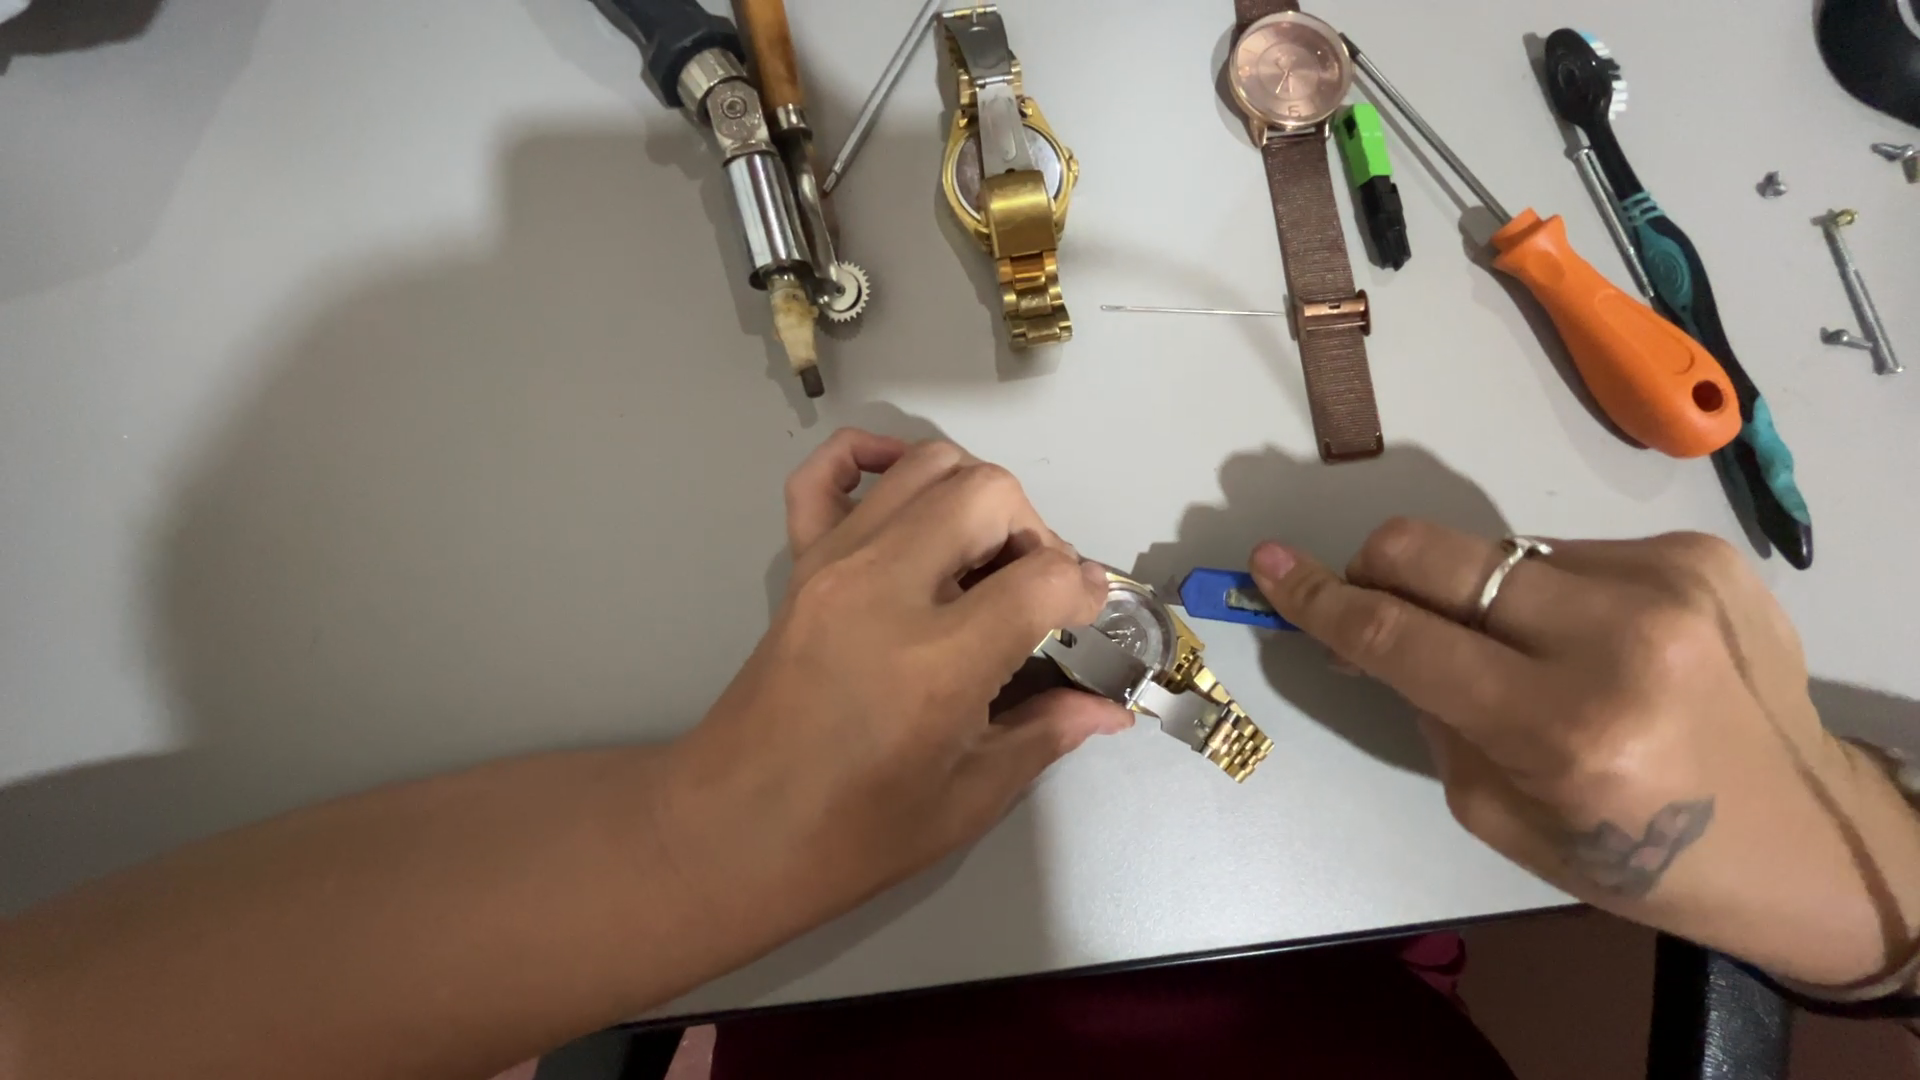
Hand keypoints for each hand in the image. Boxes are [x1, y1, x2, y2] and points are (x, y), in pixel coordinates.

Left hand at [657, 431, 1131, 952]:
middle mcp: (885, 588)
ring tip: (982, 554)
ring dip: (976, 494)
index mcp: (937, 661)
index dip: (1085, 588)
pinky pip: (827, 472)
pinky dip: (872, 454)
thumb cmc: (854, 832)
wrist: (733, 829)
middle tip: (1034, 586)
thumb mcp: (968, 797)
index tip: (1086, 611)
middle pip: (989, 491)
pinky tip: (905, 486)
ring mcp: (834, 563)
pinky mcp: (799, 561)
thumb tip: (1109, 707)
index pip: (1043, 578)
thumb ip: (1047, 733)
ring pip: (927, 466)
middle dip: (1035, 529)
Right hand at [1252, 522, 1919, 988]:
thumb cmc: (1630, 851)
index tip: (1268, 564)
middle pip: (1429, 552)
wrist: (1819, 847)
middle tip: (1370, 602)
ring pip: (1484, 548)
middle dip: (1371, 570)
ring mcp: (1667, 582)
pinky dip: (1531, 590)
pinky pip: (1551, 552)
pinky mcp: (1696, 555)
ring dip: (1461, 592)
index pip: (1395, 635)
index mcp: (1562, 725)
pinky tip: (1576, 636)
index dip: (1316, 597)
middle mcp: (1618, 637)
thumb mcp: (1490, 802)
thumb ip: (1422, 703)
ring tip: (1507, 645)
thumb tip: (1366, 628)